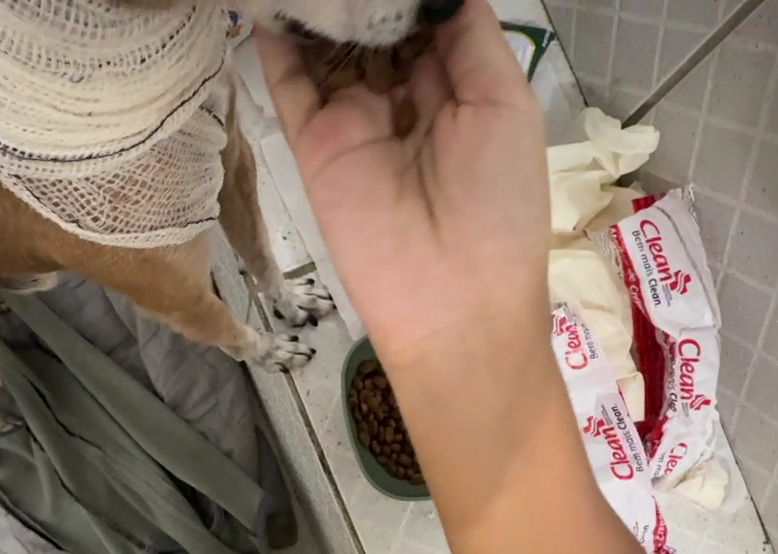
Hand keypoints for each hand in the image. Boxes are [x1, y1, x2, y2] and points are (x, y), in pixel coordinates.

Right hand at [256, 0, 550, 364]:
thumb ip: (469, 38)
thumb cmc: (497, 203)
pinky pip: (291, 87)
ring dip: (322, 7)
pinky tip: (273, 2)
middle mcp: (400, 102)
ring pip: (329, 49)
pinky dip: (278, 43)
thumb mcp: (504, 103)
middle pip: (372, 27)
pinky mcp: (315, 147)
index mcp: (453, 91)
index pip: (422, 20)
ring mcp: (353, 124)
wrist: (451, 298)